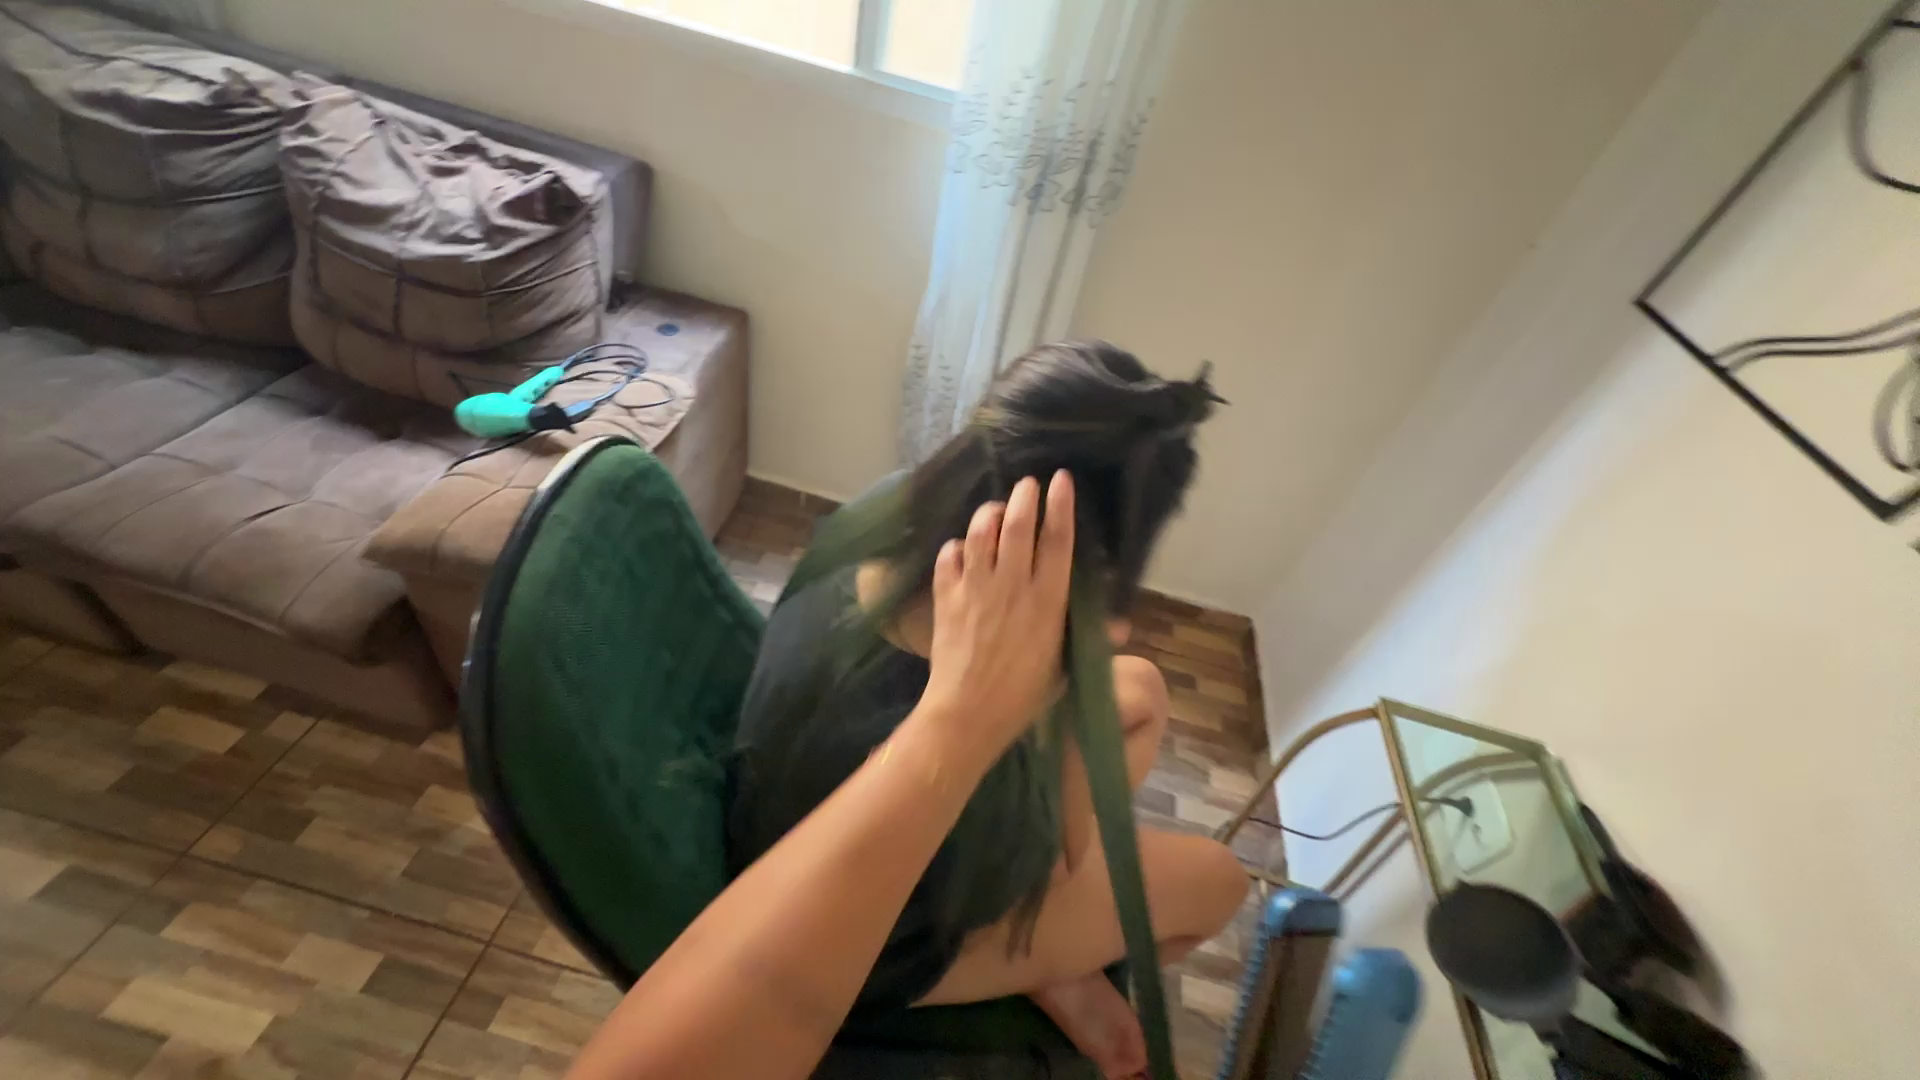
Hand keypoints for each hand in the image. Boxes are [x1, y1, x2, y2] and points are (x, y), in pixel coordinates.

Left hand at [918, 471, 1075, 760]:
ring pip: (980, 533)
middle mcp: (1011, 586)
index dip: (1061, 506)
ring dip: (989, 514)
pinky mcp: (945, 598)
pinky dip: (955, 547)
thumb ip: (1088, 637)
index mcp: (1047, 600)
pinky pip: (948, 558)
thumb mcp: (1065, 667)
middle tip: (1028, 483)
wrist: (968, 714)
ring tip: (996, 510)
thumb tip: (1121, 624)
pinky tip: (961, 548)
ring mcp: (975, 589)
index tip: (1061, 480)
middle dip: (1024, 496)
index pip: (1058, 541)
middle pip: (1018, 525)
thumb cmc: (1025, 696)